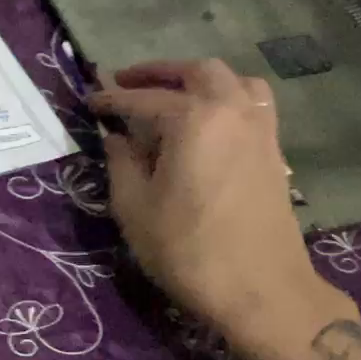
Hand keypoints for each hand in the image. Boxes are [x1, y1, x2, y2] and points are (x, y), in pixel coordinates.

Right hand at [88, 59, 357, 356]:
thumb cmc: (183, 247)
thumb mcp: (133, 206)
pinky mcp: (272, 151)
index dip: (111, 100)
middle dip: (159, 74)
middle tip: (125, 84)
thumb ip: (122, 162)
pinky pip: (251, 104)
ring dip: (198, 81)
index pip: (143, 99)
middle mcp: (233, 112)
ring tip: (168, 96)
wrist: (257, 286)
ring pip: (234, 82)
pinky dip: (224, 99)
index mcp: (193, 121)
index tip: (88, 102)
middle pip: (199, 73)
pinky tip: (201, 122)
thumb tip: (116, 137)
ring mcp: (260, 130)